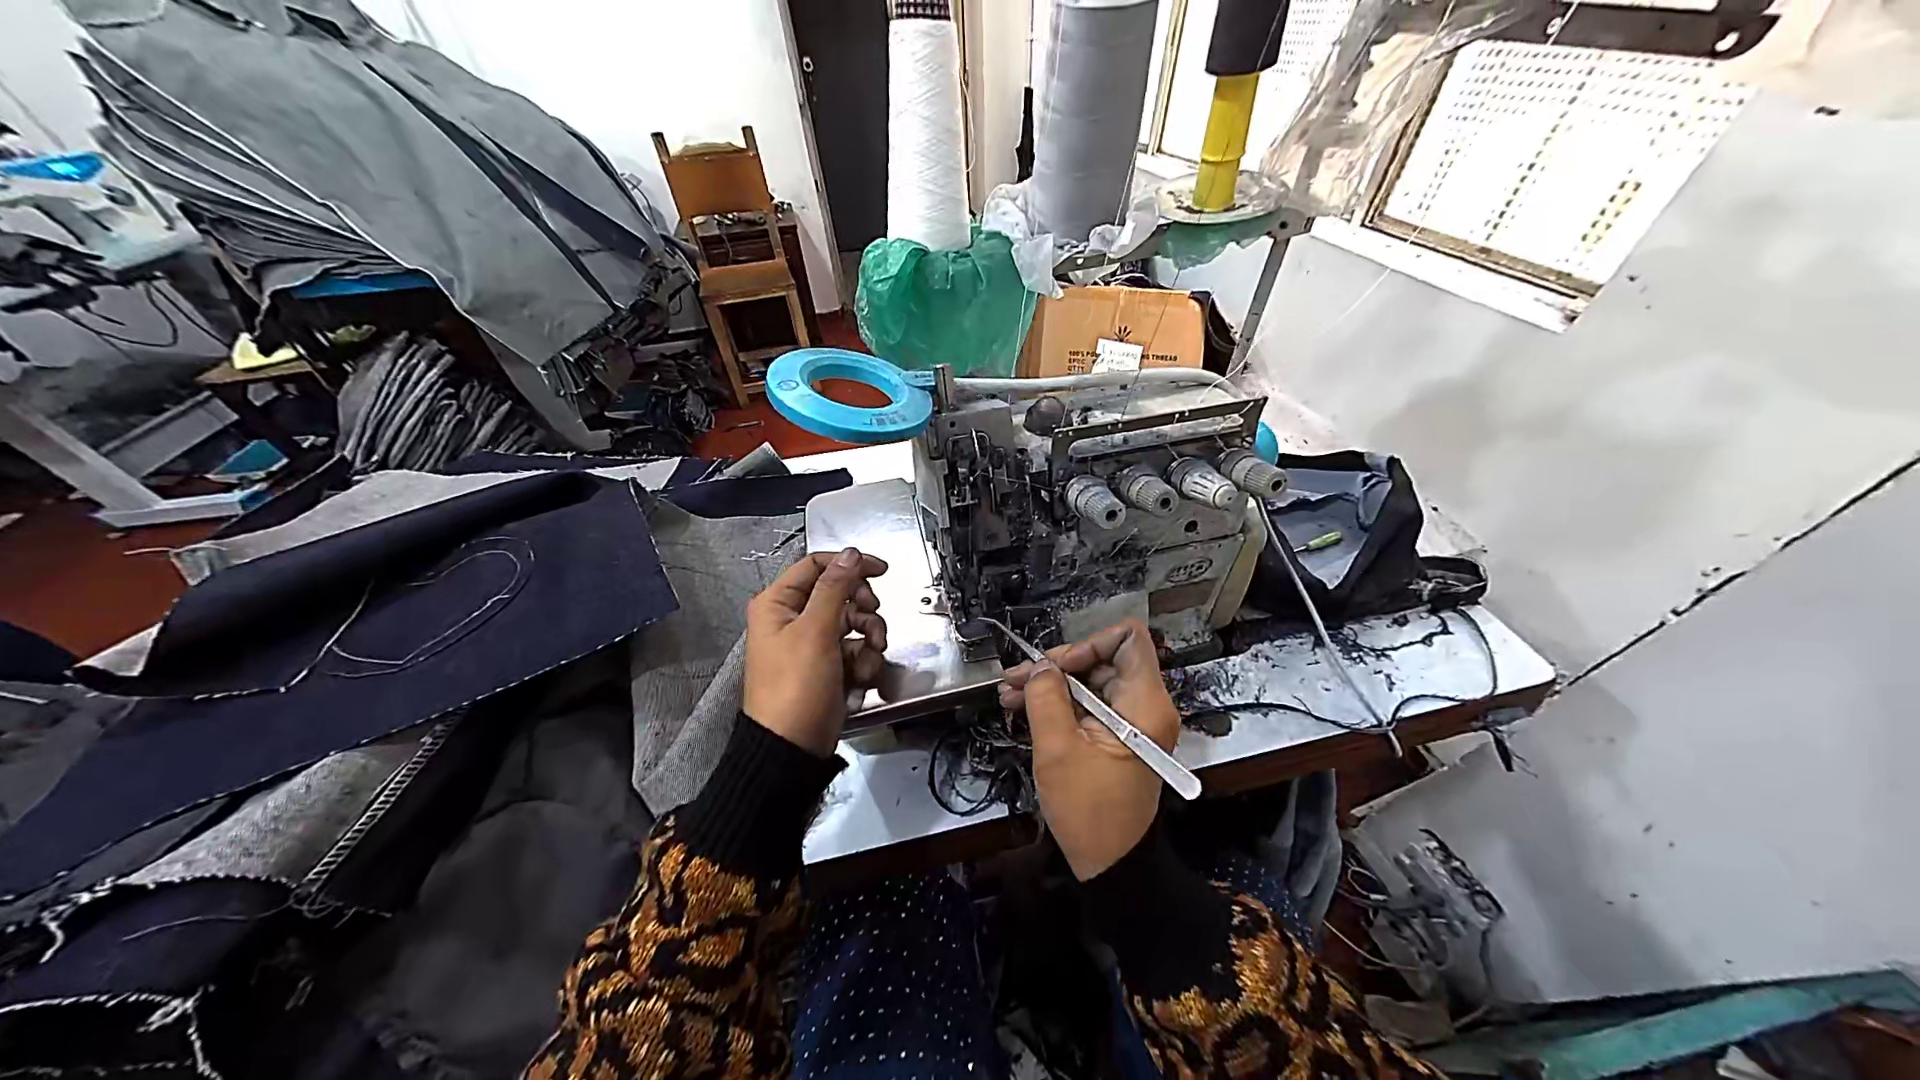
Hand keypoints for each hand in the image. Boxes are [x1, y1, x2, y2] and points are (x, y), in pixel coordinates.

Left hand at [743, 548, 888, 754]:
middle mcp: (791, 619)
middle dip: (862, 608)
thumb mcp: (815, 631)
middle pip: (840, 593)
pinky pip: (854, 649)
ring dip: (867, 637)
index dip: (849, 564)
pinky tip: (860, 676)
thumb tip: (849, 556)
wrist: (793, 747)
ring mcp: (811, 643)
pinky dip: (863, 660)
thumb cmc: (792, 691)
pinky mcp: (827, 666)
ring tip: (866, 656)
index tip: (878, 570)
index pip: (817, 565)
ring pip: (853, 622)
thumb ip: (835, 588)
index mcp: (777, 604)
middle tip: (871, 617)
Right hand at [999, 618, 1180, 879]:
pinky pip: (1089, 704)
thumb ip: (1046, 697)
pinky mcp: (1118, 735)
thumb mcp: (1057, 749)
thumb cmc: (1089, 810)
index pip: (1129, 638)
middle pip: (1102, 658)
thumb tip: (1039, 666)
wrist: (1109, 862)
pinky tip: (1023, 707)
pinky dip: (1059, 702)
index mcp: (1144, 703)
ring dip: (1050, 684)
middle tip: (1015, 679)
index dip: (1088, 644)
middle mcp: (1145, 705)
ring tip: (1010, 693)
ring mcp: (1132, 721)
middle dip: (1056, 665)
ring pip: (1090, 680)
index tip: (1057, 668)